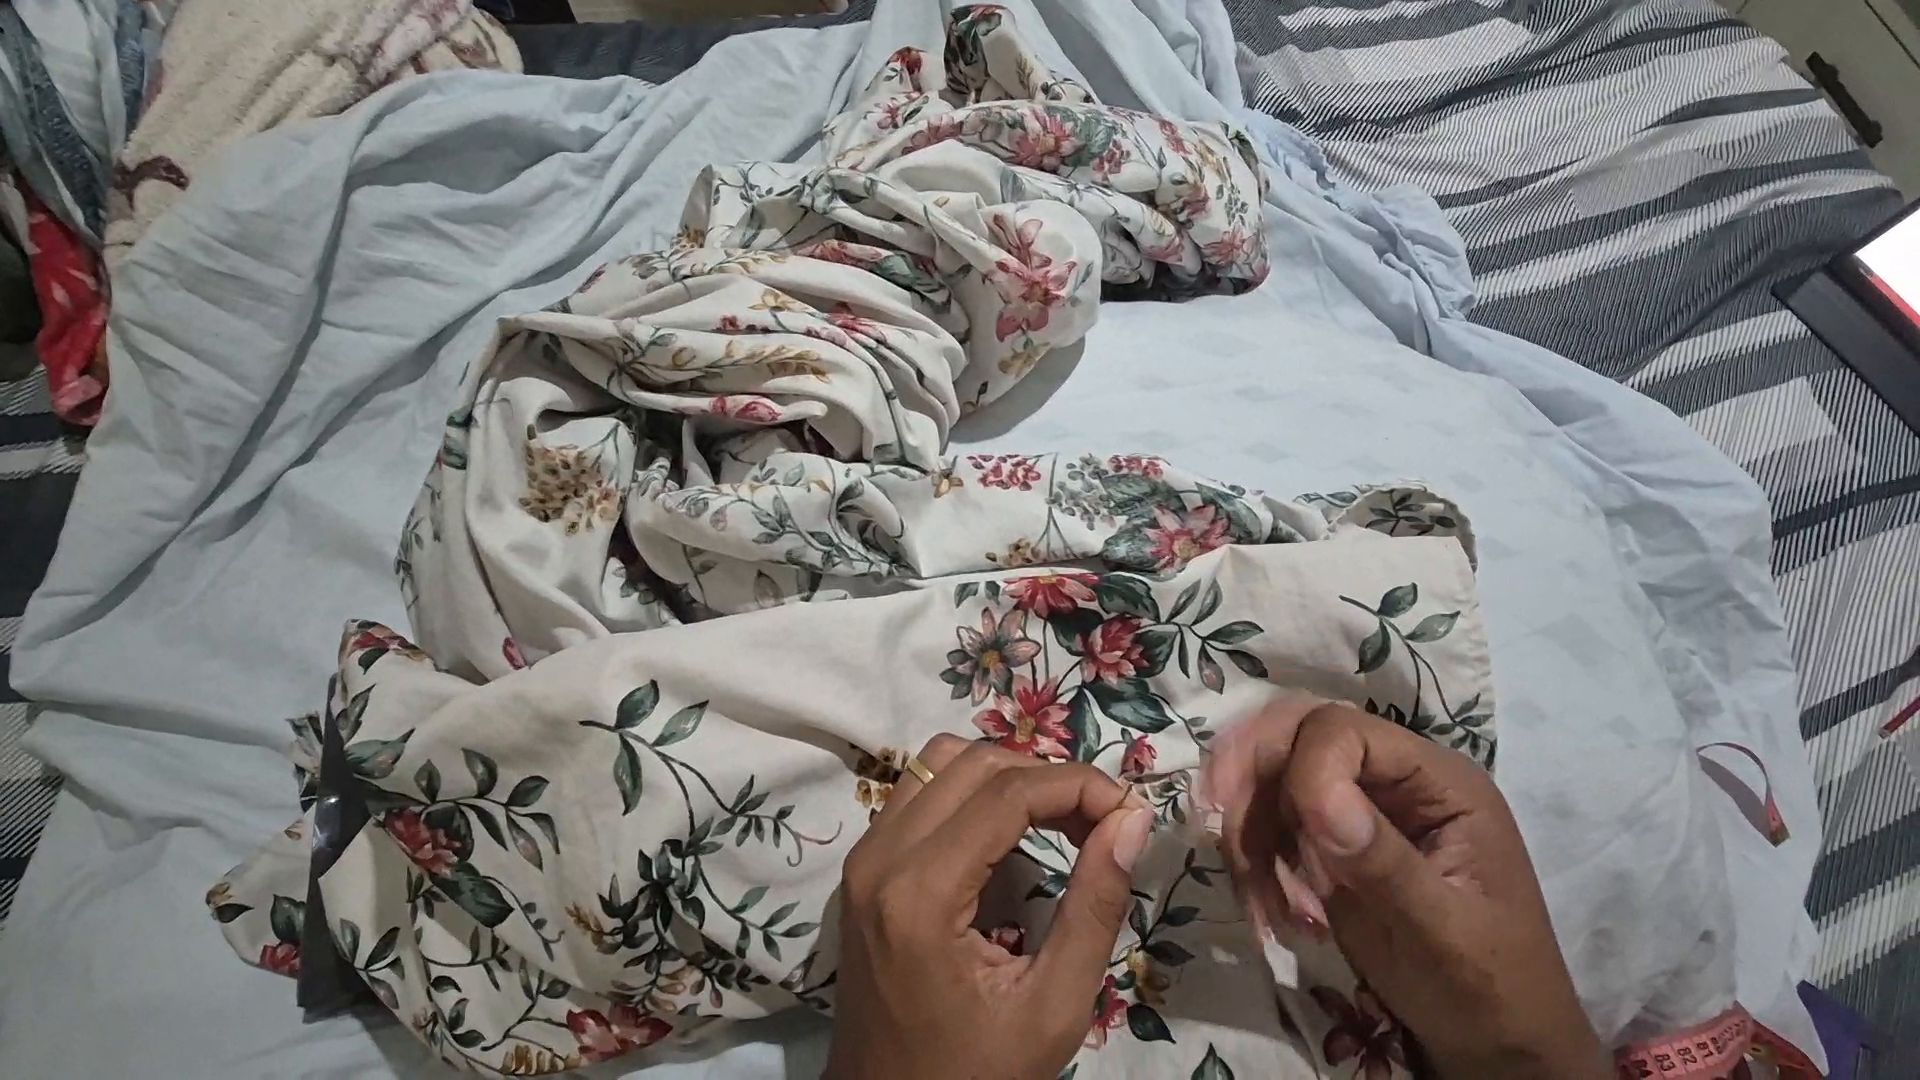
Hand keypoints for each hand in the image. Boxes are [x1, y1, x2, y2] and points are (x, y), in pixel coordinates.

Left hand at [825, 735, 1154, 1079]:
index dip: (1076, 785)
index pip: (1007, 794)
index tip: (1126, 809)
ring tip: (1056, 819)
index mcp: (921, 894)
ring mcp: (865, 854)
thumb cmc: (974, 1076)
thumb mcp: (1053, 1008)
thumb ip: (1095, 908)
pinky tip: (1008, 832)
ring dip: (1006, 775)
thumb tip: (1130, 820)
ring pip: (941, 761)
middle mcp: (881, 855)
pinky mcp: (864, 861)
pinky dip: (972, 790)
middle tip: (1096, 820)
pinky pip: (921, 789)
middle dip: (1045, 776)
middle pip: (973, 762)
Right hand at [1201, 699, 1610, 1079]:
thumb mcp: (1446, 935)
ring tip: (1267, 908)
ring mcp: (1352, 804)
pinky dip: (1250, 862)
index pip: (1343, 731)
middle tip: (1219, 830)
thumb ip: (1386, 863)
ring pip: (1265, 779)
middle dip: (1248, 782)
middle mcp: (1388, 775)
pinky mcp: (1322, 837)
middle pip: (1291, 736)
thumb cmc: (1488, 989)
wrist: (1489, 1046)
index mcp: (1436, 780)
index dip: (1304, 769)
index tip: (1296, 838)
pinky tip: (1272, 913)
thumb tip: (1319, 805)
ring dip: (1246, 837)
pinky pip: (1262, 822)